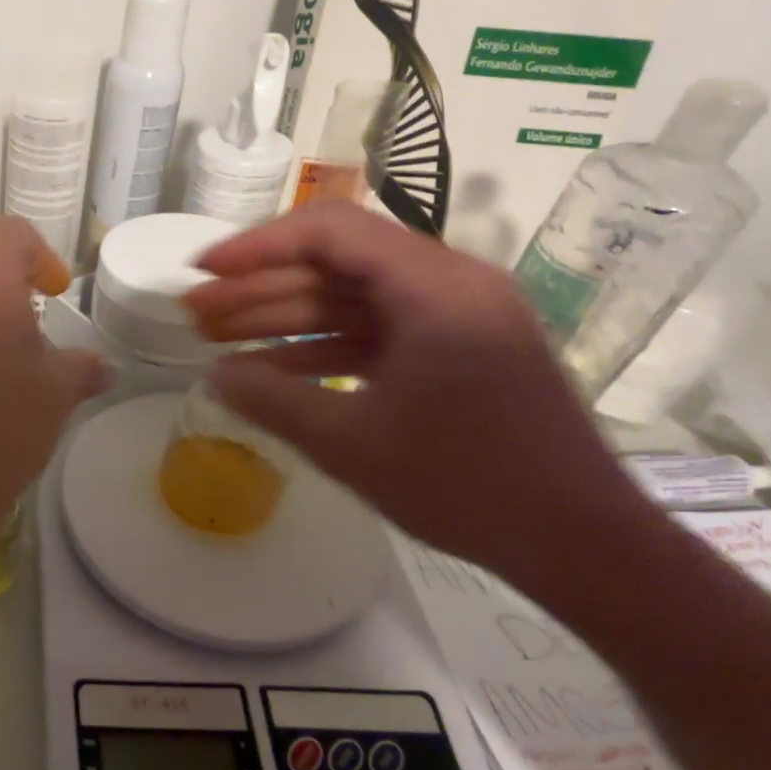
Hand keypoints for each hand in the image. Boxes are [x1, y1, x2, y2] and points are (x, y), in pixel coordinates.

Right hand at [181, 204, 651, 574]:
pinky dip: (320, 349)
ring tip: (214, 341)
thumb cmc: (466, 484)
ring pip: (350, 301)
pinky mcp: (455, 353)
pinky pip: (374, 335)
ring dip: (283, 319)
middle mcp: (448, 285)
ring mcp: (455, 320)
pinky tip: (268, 372)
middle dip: (257, 288)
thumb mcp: (350, 443)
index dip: (256, 246)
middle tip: (193, 316)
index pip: (329, 231)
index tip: (201, 273)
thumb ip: (272, 401)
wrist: (577, 539)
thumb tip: (214, 375)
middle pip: (335, 265)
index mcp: (434, 287)